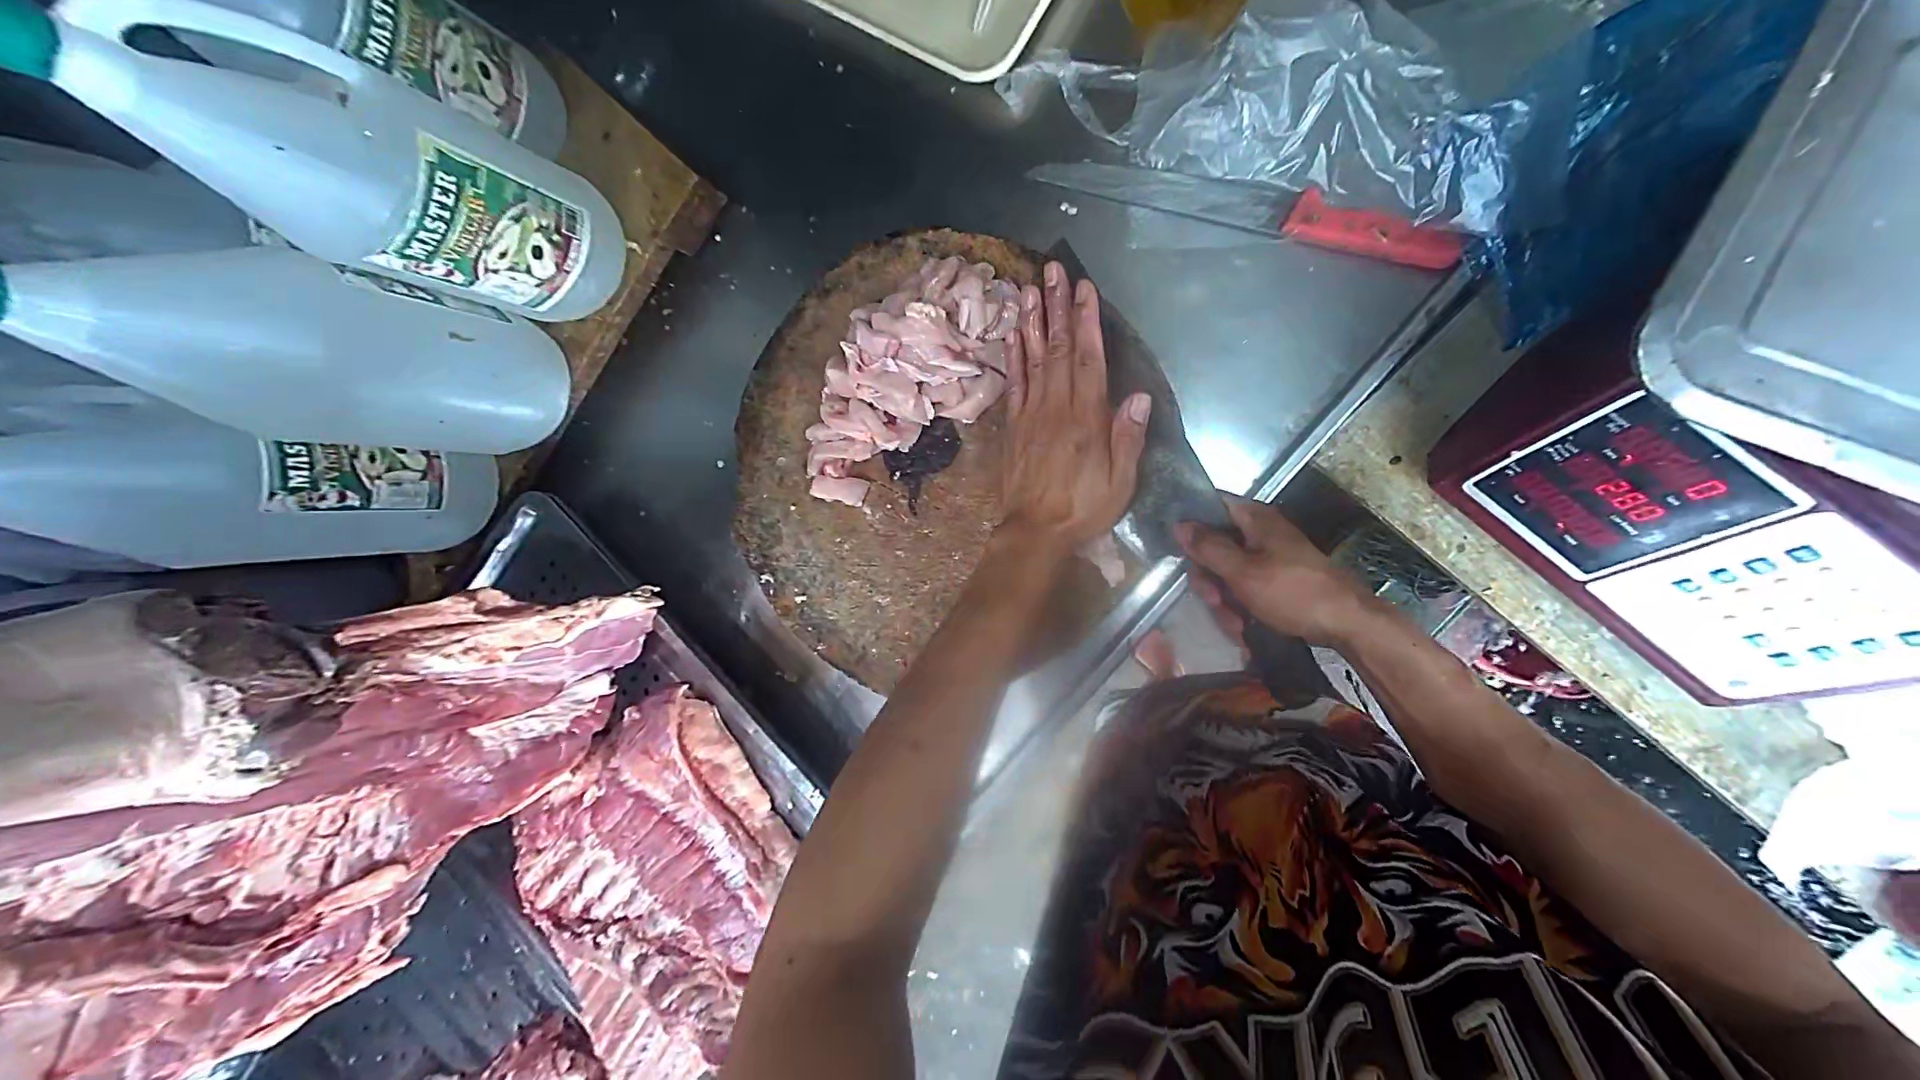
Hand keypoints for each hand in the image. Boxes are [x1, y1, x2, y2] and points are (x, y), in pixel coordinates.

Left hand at [996, 262, 1150, 555]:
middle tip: (1052, 269)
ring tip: (1030, 288)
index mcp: (1086, 418)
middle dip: (1057, 307)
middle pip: (1058, 349)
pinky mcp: (1013, 426)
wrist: (1033, 532)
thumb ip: (1127, 438)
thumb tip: (1138, 396)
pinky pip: (1013, 383)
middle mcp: (1056, 407)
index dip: (1087, 321)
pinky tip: (1014, 333)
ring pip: (1033, 359)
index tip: (1083, 288)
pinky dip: (1014, 356)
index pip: (1088, 359)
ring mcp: (1030, 414)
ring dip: (1033, 322)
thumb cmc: (1082, 509)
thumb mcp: (1119, 483)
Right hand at [1176, 495, 1379, 645]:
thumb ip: (1207, 547)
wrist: (1346, 624)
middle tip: (1214, 599)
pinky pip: (1245, 588)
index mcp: (1255, 519)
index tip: (1181, 552)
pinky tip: (1244, 627)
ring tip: (1235, 622)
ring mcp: (1270, 557)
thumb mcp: (1242, 571)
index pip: (1212, 505)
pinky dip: (1241, 607)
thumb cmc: (1293, 592)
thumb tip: (1179, 524)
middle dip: (1209, 578)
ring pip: (1227, 572)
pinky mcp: (1276, 581)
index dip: (1192, 525)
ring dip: (1224, 600)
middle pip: (1216, 546)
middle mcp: (1262, 533)